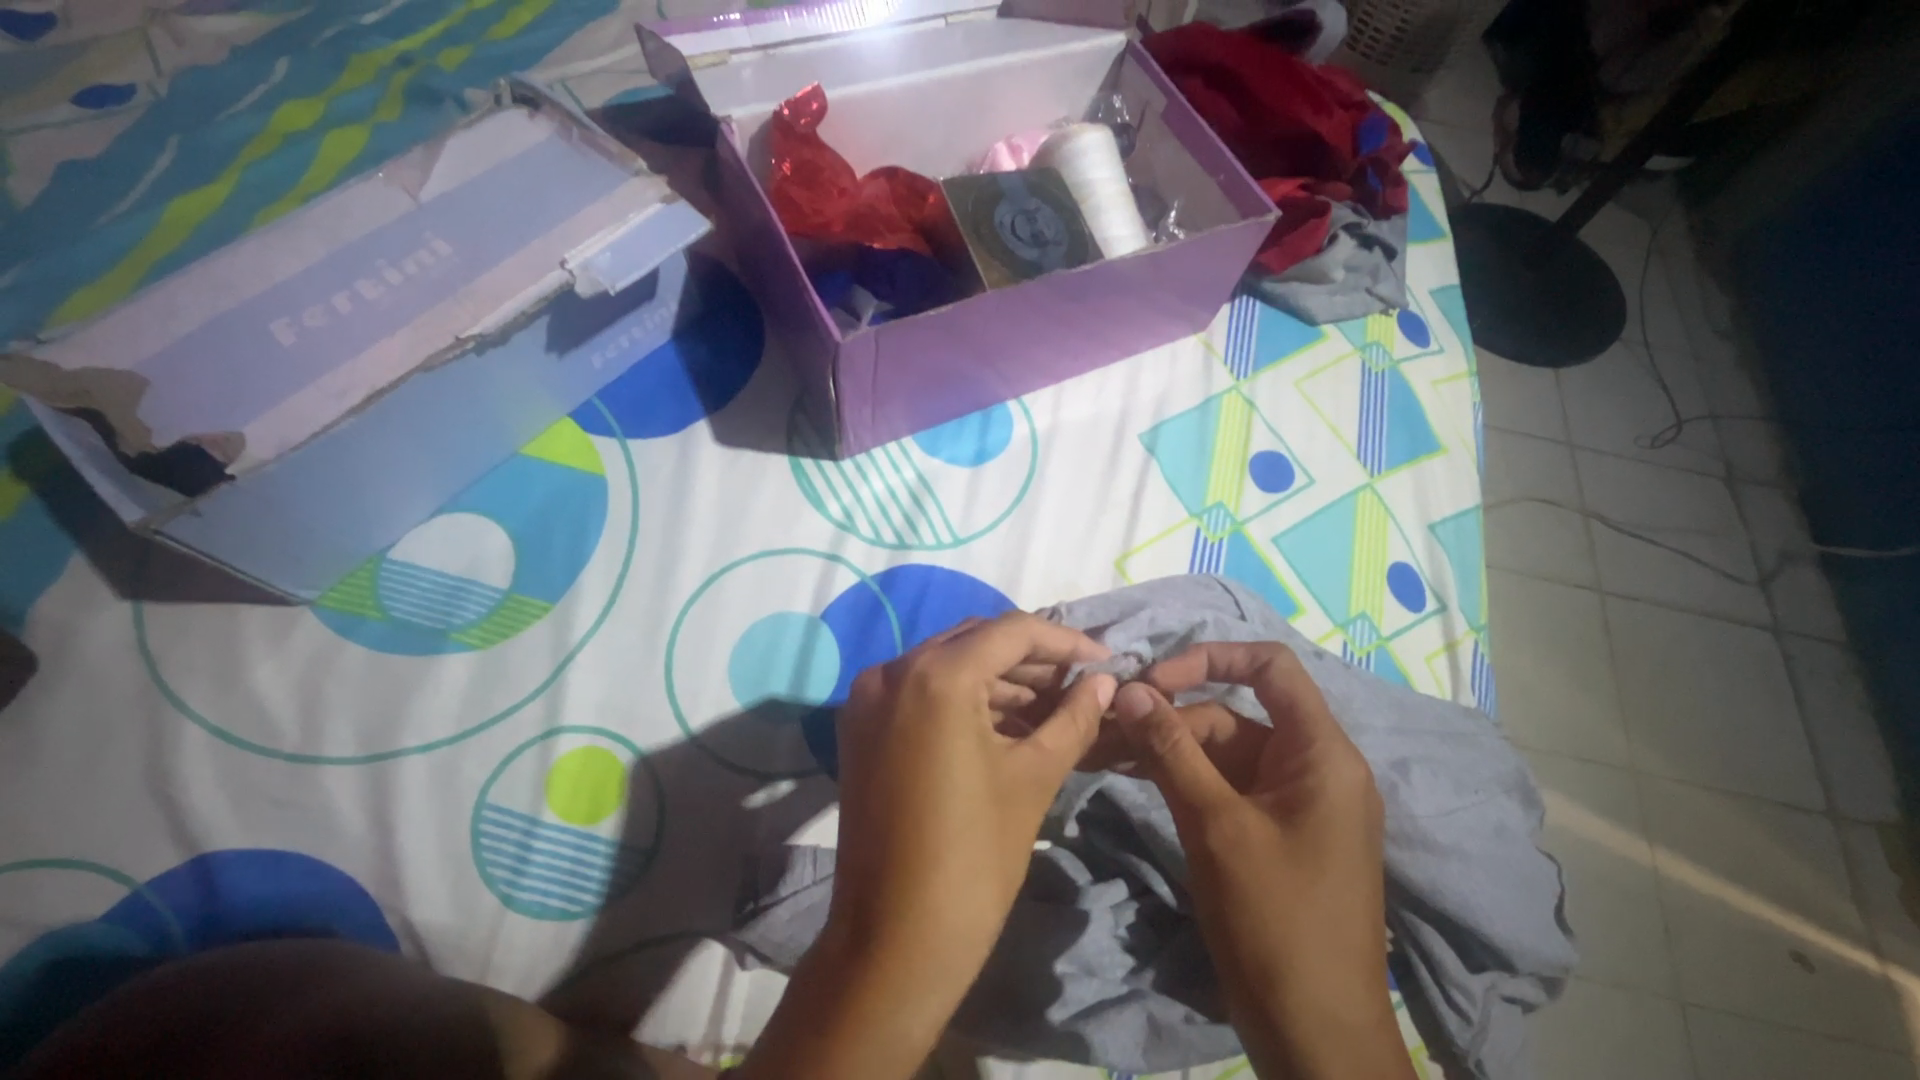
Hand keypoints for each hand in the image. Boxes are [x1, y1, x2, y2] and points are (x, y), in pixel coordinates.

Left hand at [740, 613, 1115, 1079]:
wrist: (896, 938)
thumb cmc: (975, 857)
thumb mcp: (1034, 777)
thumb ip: (1073, 717)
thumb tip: (1105, 681)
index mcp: (935, 675)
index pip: (1011, 631)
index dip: (1064, 641)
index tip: (1105, 660)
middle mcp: (892, 671)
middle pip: (974, 642)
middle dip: (1031, 659)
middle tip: (1081, 684)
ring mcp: (868, 700)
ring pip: (946, 666)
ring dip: (998, 680)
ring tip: (1053, 707)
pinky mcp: (860, 729)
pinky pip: (920, 693)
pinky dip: (964, 701)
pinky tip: (1008, 724)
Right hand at [1113, 642, 1413, 1079]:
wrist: (1315, 1032)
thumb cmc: (1275, 918)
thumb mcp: (1215, 826)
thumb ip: (1170, 750)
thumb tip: (1129, 688)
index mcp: (1321, 753)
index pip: (1270, 668)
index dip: (1210, 658)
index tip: (1152, 680)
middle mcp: (1313, 768)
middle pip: (1233, 715)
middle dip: (1169, 718)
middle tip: (1103, 731)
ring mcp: (1294, 805)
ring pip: (1223, 755)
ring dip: (1167, 752)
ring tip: (1103, 756)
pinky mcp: (1275, 837)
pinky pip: (1226, 791)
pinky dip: (1184, 783)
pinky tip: (1134, 781)